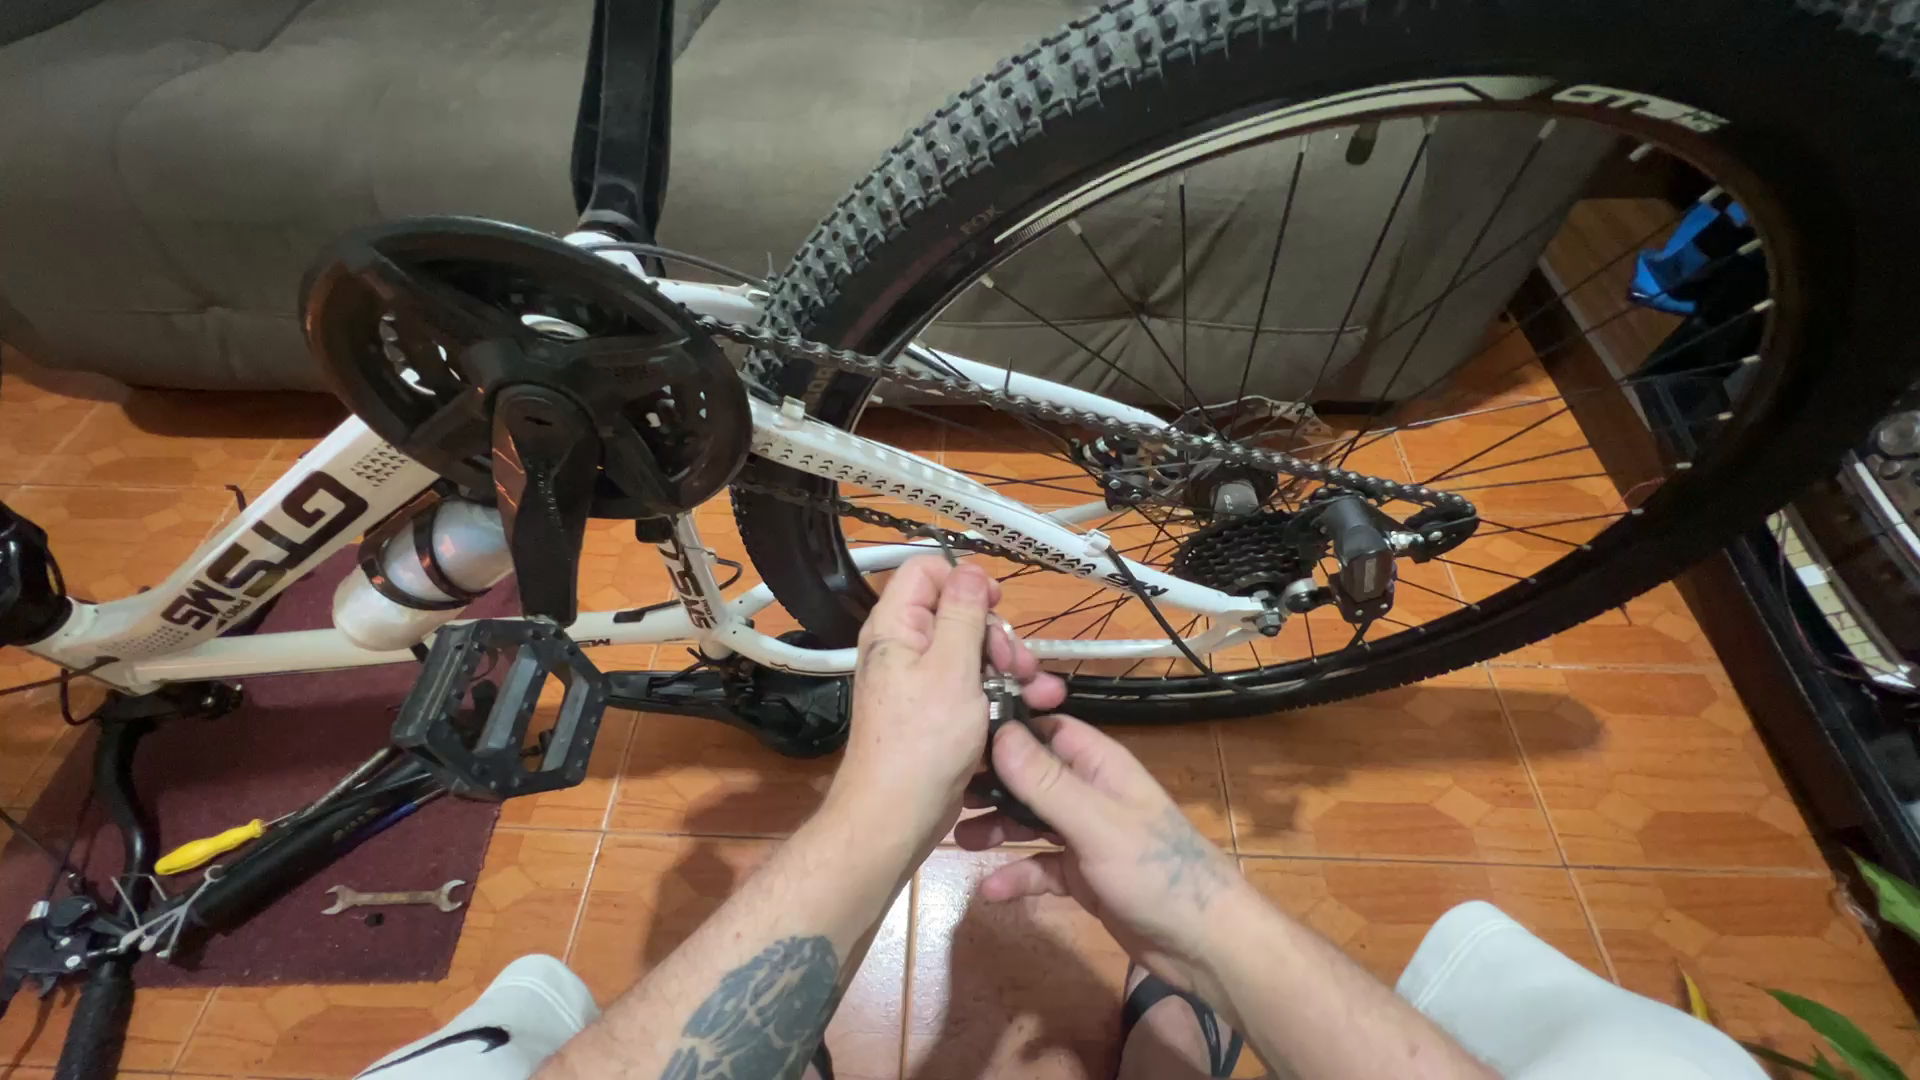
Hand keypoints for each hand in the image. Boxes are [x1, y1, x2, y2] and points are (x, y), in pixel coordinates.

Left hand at [830, 556, 1064, 845]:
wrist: (896, 816)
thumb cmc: (923, 740)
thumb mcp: (951, 668)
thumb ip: (962, 614)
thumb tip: (969, 571)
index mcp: (897, 626)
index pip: (925, 572)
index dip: (964, 580)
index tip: (995, 606)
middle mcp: (905, 647)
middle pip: (956, 613)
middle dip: (996, 633)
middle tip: (1019, 662)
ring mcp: (921, 681)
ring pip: (971, 652)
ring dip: (1009, 665)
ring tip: (1041, 689)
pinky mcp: (936, 711)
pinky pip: (971, 685)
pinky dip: (1000, 690)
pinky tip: (1034, 704)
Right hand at [954, 714, 1250, 999]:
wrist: (1204, 944)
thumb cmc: (1154, 870)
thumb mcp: (1095, 822)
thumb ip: (1045, 782)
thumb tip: (997, 734)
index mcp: (1097, 764)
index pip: (1045, 729)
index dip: (1006, 729)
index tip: (961, 737)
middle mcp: (1088, 792)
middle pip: (1030, 775)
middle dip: (993, 782)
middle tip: (951, 792)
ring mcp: (1084, 834)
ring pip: (1030, 820)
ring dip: (998, 826)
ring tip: (959, 836)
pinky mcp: (1082, 874)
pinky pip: (1040, 866)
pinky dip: (1017, 874)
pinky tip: (990, 890)